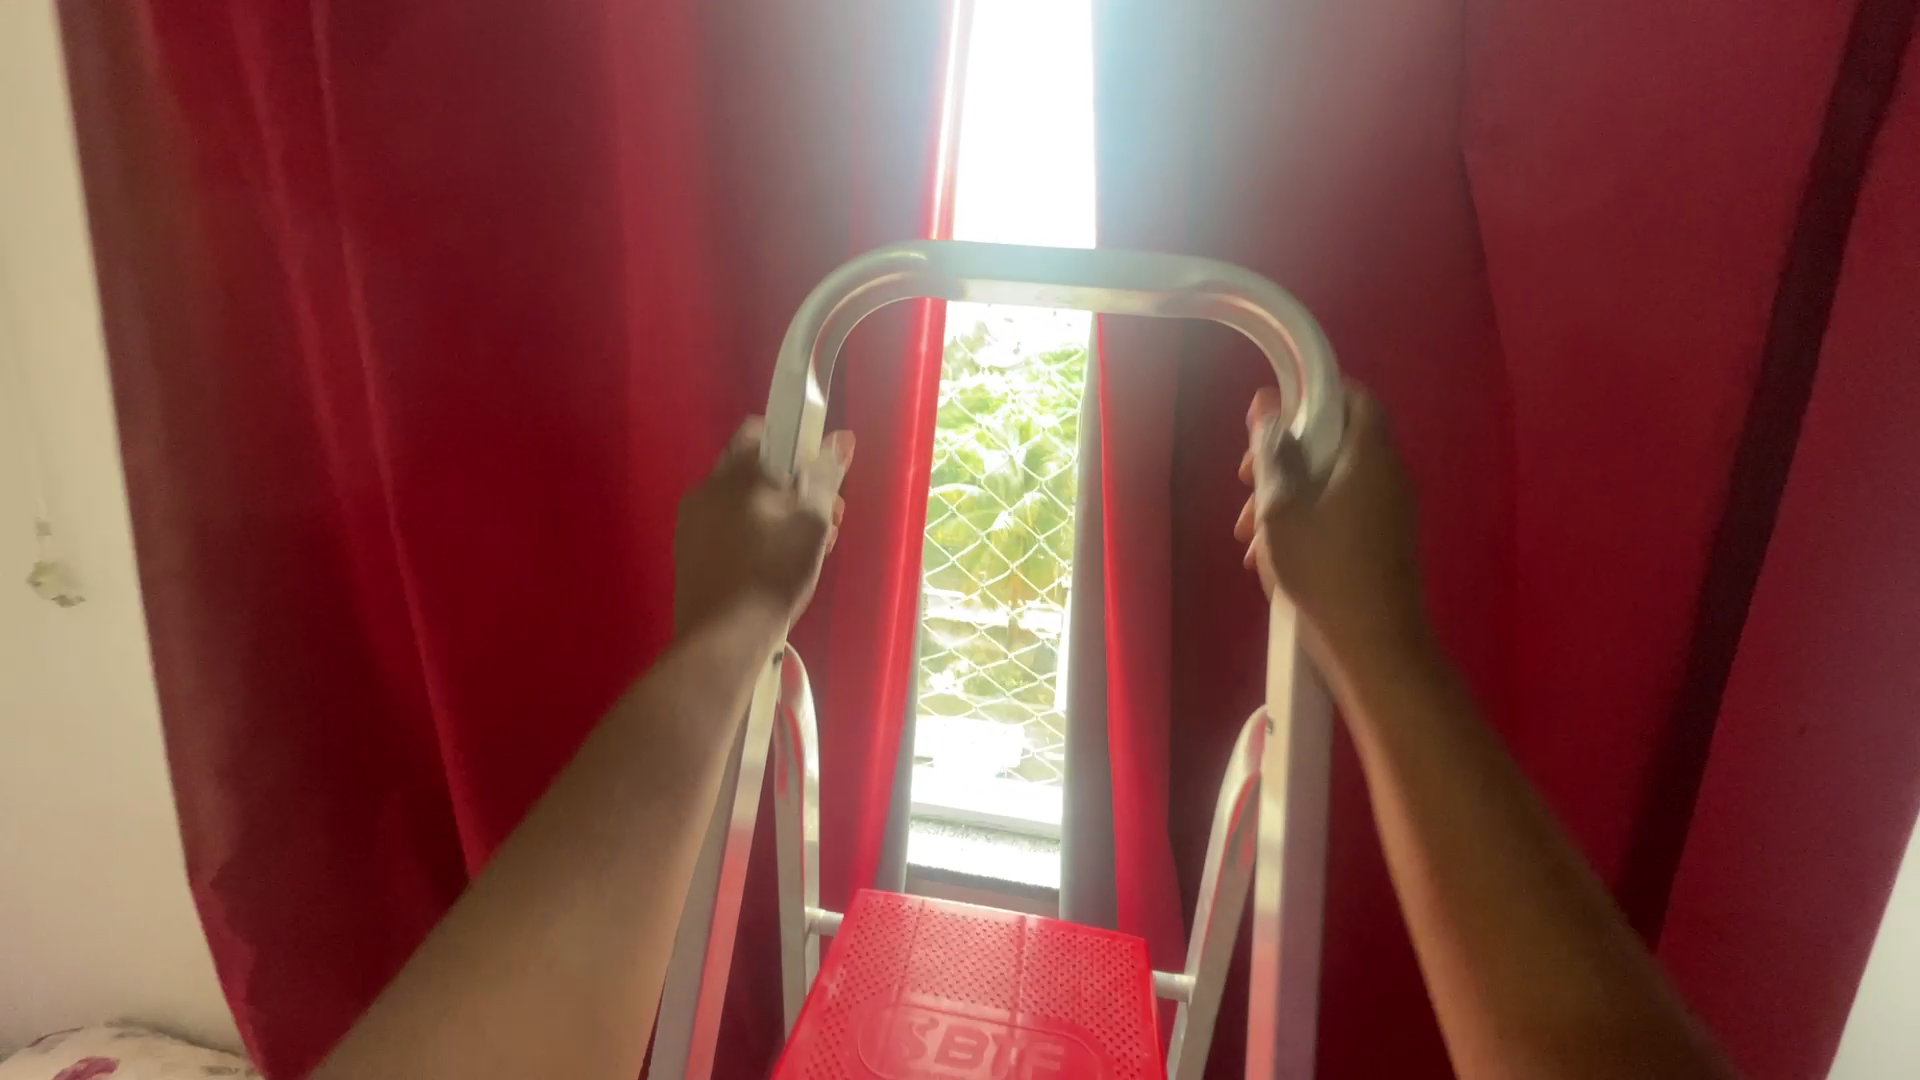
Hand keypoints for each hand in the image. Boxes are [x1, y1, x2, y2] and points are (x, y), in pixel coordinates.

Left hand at [674, 419, 853, 634]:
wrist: (726, 636)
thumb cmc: (774, 570)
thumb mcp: (814, 520)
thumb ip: (826, 474)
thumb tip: (840, 437)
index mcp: (735, 471)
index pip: (761, 430)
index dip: (794, 443)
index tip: (819, 473)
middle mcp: (707, 488)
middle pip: (756, 470)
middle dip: (796, 487)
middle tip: (829, 518)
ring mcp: (693, 523)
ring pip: (746, 504)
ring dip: (781, 515)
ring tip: (811, 549)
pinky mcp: (691, 555)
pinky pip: (731, 531)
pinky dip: (758, 538)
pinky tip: (778, 567)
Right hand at [1235, 382, 1430, 668]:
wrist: (1371, 643)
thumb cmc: (1321, 568)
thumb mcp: (1280, 507)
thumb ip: (1272, 451)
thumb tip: (1266, 402)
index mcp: (1369, 456)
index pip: (1351, 396)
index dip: (1310, 395)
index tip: (1269, 419)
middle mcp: (1387, 475)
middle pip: (1332, 441)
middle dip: (1282, 456)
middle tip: (1243, 481)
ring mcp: (1387, 510)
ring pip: (1329, 481)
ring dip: (1284, 496)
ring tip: (1247, 535)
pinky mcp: (1380, 540)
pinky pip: (1338, 510)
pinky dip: (1304, 518)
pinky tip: (1270, 554)